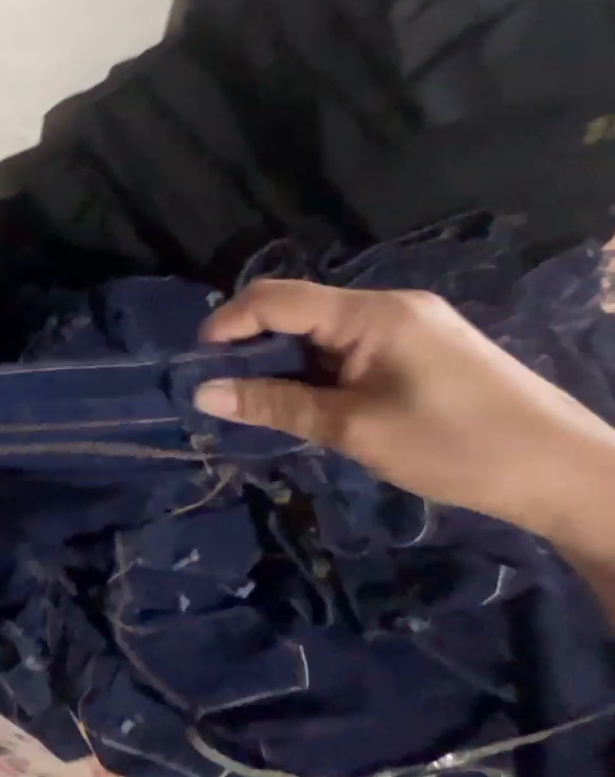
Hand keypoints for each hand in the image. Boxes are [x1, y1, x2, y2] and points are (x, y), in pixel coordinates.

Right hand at [195, 280, 614, 535]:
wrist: (576, 478)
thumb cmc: (459, 447)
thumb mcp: (353, 429)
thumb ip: (273, 404)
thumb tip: (201, 393)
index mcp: (374, 314)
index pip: (275, 298)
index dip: (227, 323)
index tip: (199, 364)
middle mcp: (390, 307)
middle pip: (295, 310)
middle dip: (251, 345)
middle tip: (226, 388)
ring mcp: (411, 325)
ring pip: (319, 330)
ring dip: (284, 361)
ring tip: (265, 402)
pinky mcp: (423, 347)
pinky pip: (347, 345)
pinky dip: (316, 368)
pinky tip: (313, 401)